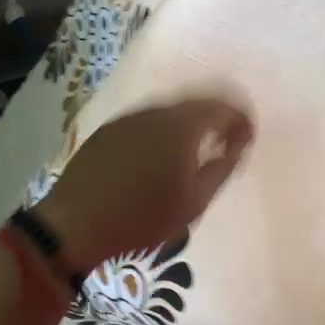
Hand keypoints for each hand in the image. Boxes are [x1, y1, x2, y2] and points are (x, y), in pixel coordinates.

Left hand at [34, 97, 254, 269]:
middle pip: (197, 102)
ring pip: (171, 111)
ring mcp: (130, 116)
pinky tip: (161, 156)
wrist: (76, 222)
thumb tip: (237, 145)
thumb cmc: (142, 217)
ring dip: (189, 124)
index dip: (241, 118)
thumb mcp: (193, 202)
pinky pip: (148, 121)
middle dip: (217, 118)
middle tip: (227, 142)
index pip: (223, 105)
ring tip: (195, 152)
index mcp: (182, 123)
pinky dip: (164, 131)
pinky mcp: (111, 128)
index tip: (249, 139)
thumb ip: (221, 168)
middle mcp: (157, 110)